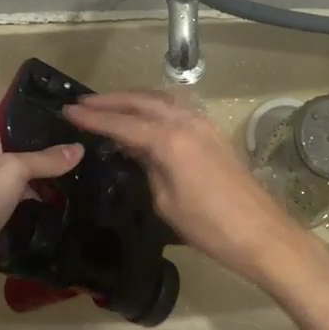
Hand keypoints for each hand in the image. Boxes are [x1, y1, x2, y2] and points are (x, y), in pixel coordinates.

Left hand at [0, 94, 82, 292]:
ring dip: (50, 169)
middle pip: (16, 138)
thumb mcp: (9, 171)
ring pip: (26, 171)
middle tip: (81, 130)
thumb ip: (44, 159)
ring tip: (86, 162)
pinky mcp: (0, 218)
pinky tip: (73, 196)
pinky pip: (28, 200)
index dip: (16, 94)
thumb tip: (79, 149)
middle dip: (45, 133)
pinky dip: (47, 198)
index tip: (50, 95)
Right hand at [65, 91, 308, 282]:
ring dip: (134, 98)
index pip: (123, 123)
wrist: (259, 231)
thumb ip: (147, 168)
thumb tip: (135, 150)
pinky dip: (155, 105)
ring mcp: (203, 123)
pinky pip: (177, 108)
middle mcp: (186, 122)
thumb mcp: (166, 202)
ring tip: (108, 105)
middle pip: (142, 101)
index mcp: (170, 140)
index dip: (94, 117)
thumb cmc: (209, 226)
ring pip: (161, 99)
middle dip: (111, 100)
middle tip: (83, 104)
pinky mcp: (212, 132)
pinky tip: (144, 115)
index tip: (69, 111)